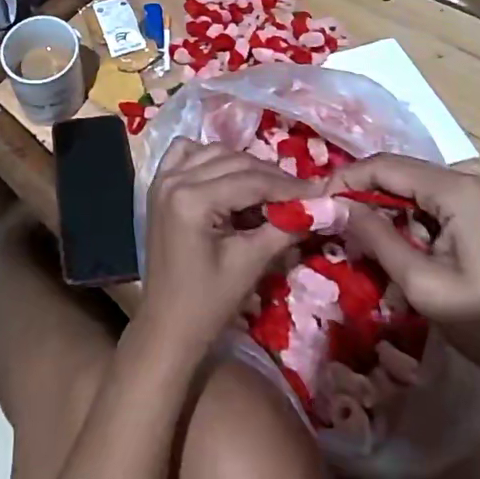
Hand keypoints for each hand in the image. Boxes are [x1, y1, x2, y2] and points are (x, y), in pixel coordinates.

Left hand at [134, 139, 317, 350]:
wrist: (167, 325)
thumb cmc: (207, 302)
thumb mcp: (249, 264)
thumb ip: (283, 228)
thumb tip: (320, 206)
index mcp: (192, 199)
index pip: (250, 180)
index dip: (287, 186)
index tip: (319, 191)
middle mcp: (174, 179)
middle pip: (233, 162)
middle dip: (271, 176)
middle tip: (302, 194)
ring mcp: (162, 179)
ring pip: (213, 153)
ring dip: (244, 166)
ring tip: (272, 190)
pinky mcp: (159, 185)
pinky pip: (186, 153)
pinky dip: (210, 158)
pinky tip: (229, 175)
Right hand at [328, 154, 479, 400]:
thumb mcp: (426, 285)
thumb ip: (377, 238)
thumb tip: (334, 206)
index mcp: (456, 189)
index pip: (383, 165)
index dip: (344, 180)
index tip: (312, 203)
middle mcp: (468, 181)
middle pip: (397, 174)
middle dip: (360, 196)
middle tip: (328, 221)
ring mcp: (479, 199)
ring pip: (412, 191)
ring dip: (382, 212)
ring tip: (353, 237)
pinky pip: (431, 207)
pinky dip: (406, 223)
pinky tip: (392, 249)